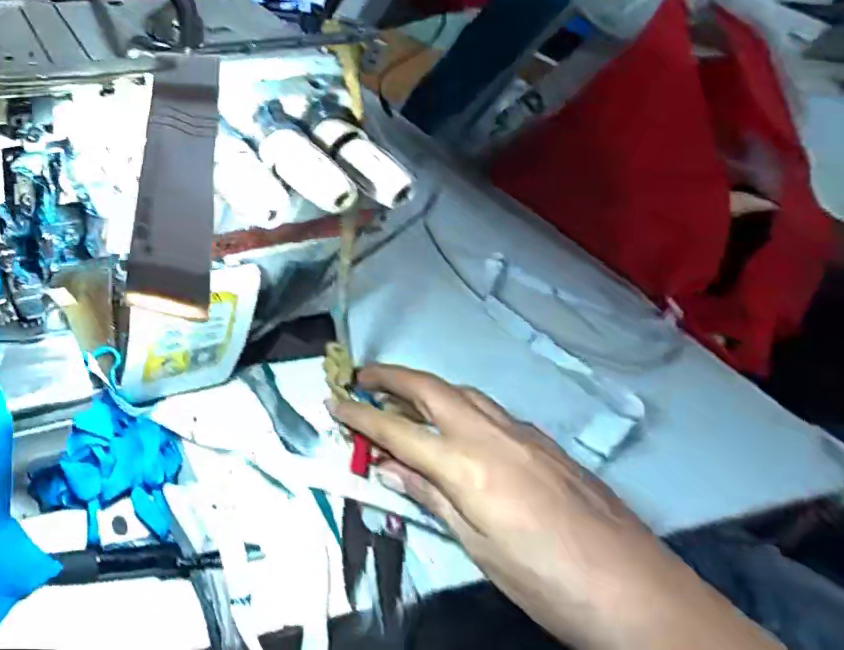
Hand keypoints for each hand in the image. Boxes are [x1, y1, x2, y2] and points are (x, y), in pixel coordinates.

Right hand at [333, 365, 780, 649]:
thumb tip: (386, 467)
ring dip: (426, 387)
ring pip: (464, 393)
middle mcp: (492, 439)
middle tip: (359, 378)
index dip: (355, 415)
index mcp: (465, 466)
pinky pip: (496, 413)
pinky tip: (464, 429)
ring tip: (403, 398)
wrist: (659, 612)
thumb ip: (430, 498)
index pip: (392, 429)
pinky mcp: (556, 451)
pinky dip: (464, 407)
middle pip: (427, 388)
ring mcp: (528, 440)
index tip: (329, 402)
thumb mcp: (479, 549)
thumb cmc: (552, 586)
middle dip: (387, 376)